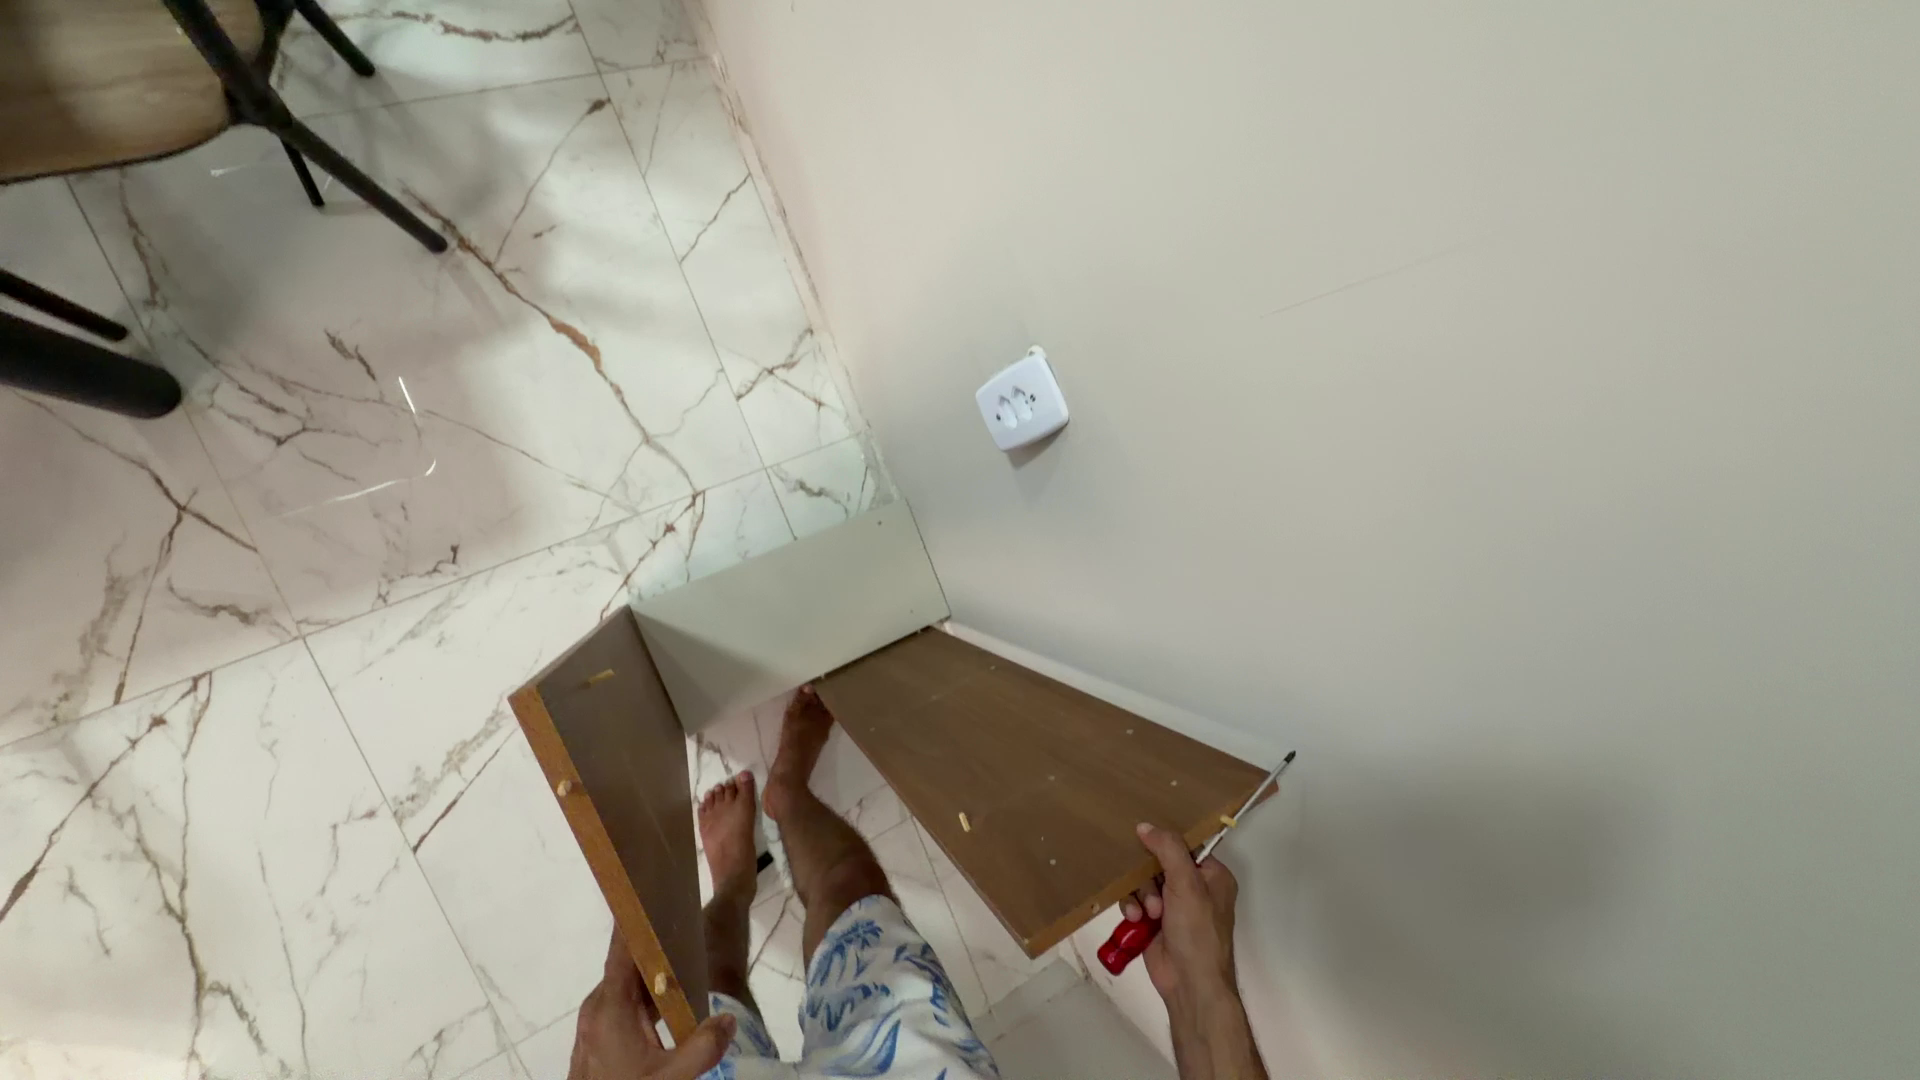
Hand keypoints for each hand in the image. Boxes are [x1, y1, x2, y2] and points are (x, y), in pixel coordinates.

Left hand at [568, 931, 735, 1079]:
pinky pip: (623, 1006)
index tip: (657, 889)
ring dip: (653, 976)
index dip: (639, 916)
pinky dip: (645, 998)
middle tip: (689, 928)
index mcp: (610, 1006)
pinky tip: (669, 1007)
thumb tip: (728, 1020)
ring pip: (627, 986)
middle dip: (658, 946)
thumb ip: (703, 1046)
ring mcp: (594, 1026)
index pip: (623, 947)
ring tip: (686, 964)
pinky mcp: (597, 1042)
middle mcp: (598, 1008)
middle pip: (629, 963)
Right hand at [1124, 822, 1239, 1005]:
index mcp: (1212, 876)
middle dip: (1149, 878)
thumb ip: (1168, 849)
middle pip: (1159, 862)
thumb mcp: (1186, 884)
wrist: (1190, 984)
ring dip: (1140, 895)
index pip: (1185, 845)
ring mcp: (1173, 906)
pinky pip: (1135, 900)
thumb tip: (1145, 826)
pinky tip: (1136, 919)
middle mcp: (1194, 888)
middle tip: (1153, 894)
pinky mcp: (1154, 921)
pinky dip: (1133, 907)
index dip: (1166, 842)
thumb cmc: (1197, 932)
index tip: (1145, 838)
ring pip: (1143, 881)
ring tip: (1146, 913)